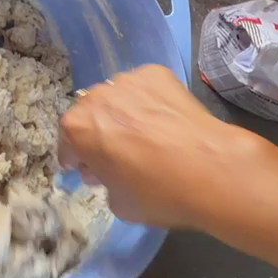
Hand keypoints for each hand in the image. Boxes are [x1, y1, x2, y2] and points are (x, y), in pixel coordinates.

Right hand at [58, 64, 259, 229]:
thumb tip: (106, 172)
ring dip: (123, 113)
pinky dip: (149, 101)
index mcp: (78, 128)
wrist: (210, 168)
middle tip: (118, 153)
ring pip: (117, 98)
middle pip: (90, 114)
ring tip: (148, 135)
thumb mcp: (120, 205)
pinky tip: (167, 121)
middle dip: (98, 132)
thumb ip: (104, 184)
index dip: (76, 158)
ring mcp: (125, 80)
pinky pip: (144, 88)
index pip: (67, 142)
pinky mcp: (154, 72)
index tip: (87, 169)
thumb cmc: (159, 192)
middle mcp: (95, 97)